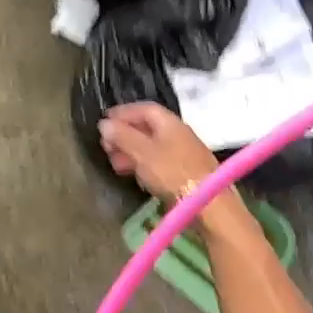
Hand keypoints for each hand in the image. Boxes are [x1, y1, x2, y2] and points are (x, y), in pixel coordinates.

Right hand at [97, 102, 220, 200]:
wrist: (208, 204)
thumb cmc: (172, 172)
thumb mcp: (142, 152)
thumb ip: (122, 136)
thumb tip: (104, 124)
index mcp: (170, 123)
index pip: (144, 109)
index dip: (123, 112)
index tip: (104, 121)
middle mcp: (178, 134)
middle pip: (147, 127)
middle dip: (124, 135)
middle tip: (106, 146)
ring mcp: (183, 153)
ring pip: (151, 146)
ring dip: (131, 151)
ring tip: (116, 163)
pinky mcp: (184, 172)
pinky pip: (159, 161)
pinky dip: (143, 164)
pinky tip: (134, 175)